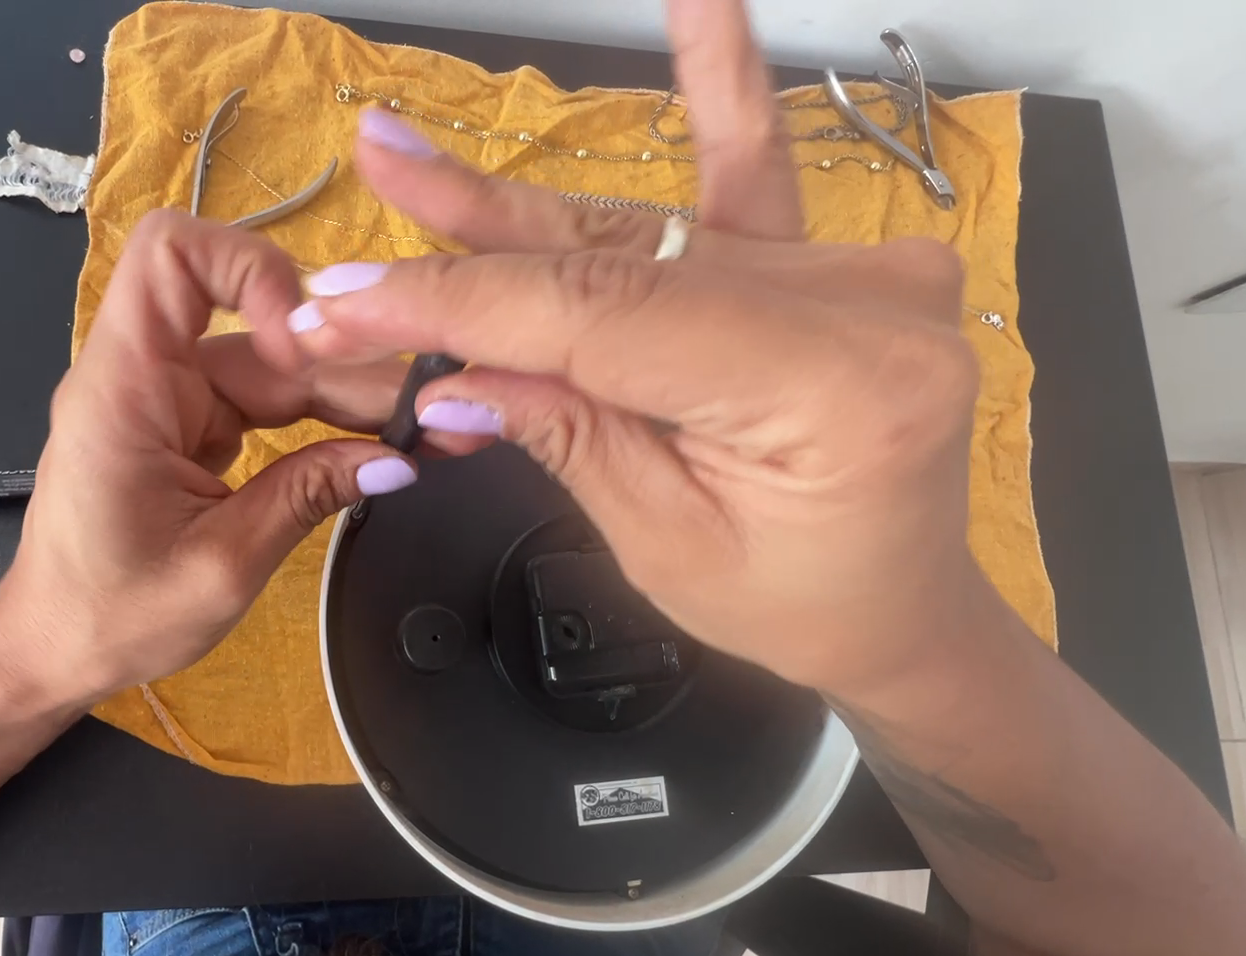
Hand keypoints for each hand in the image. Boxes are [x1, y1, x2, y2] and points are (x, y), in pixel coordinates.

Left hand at [0, 211, 432, 712]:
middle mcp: (148, 377)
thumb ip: (307, 497)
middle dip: (341, 367)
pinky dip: (318, 425)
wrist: (55, 650)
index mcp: (126, 389)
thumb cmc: (114, 615)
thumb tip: (397, 461)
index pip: (174, 256)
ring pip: (272, 371)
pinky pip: (264, 408)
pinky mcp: (191, 432)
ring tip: (418, 432)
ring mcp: (172, 404)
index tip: (310, 348)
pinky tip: (372, 447)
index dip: (251, 270)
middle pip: (254, 331)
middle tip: (423, 412)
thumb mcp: (224, 564)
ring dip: (343, 399)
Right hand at [289, 0, 996, 696]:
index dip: (466, 302)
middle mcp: (857, 302)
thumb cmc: (786, 600)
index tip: (353, 298)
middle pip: (613, 259)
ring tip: (408, 151)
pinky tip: (699, 4)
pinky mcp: (829, 268)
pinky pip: (760, 175)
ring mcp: (851, 270)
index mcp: (830, 389)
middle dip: (468, 252)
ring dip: (520, 200)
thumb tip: (449, 378)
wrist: (892, 605)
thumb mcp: (661, 541)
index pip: (601, 315)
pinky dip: (723, 87)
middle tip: (363, 190)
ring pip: (643, 229)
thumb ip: (566, 435)